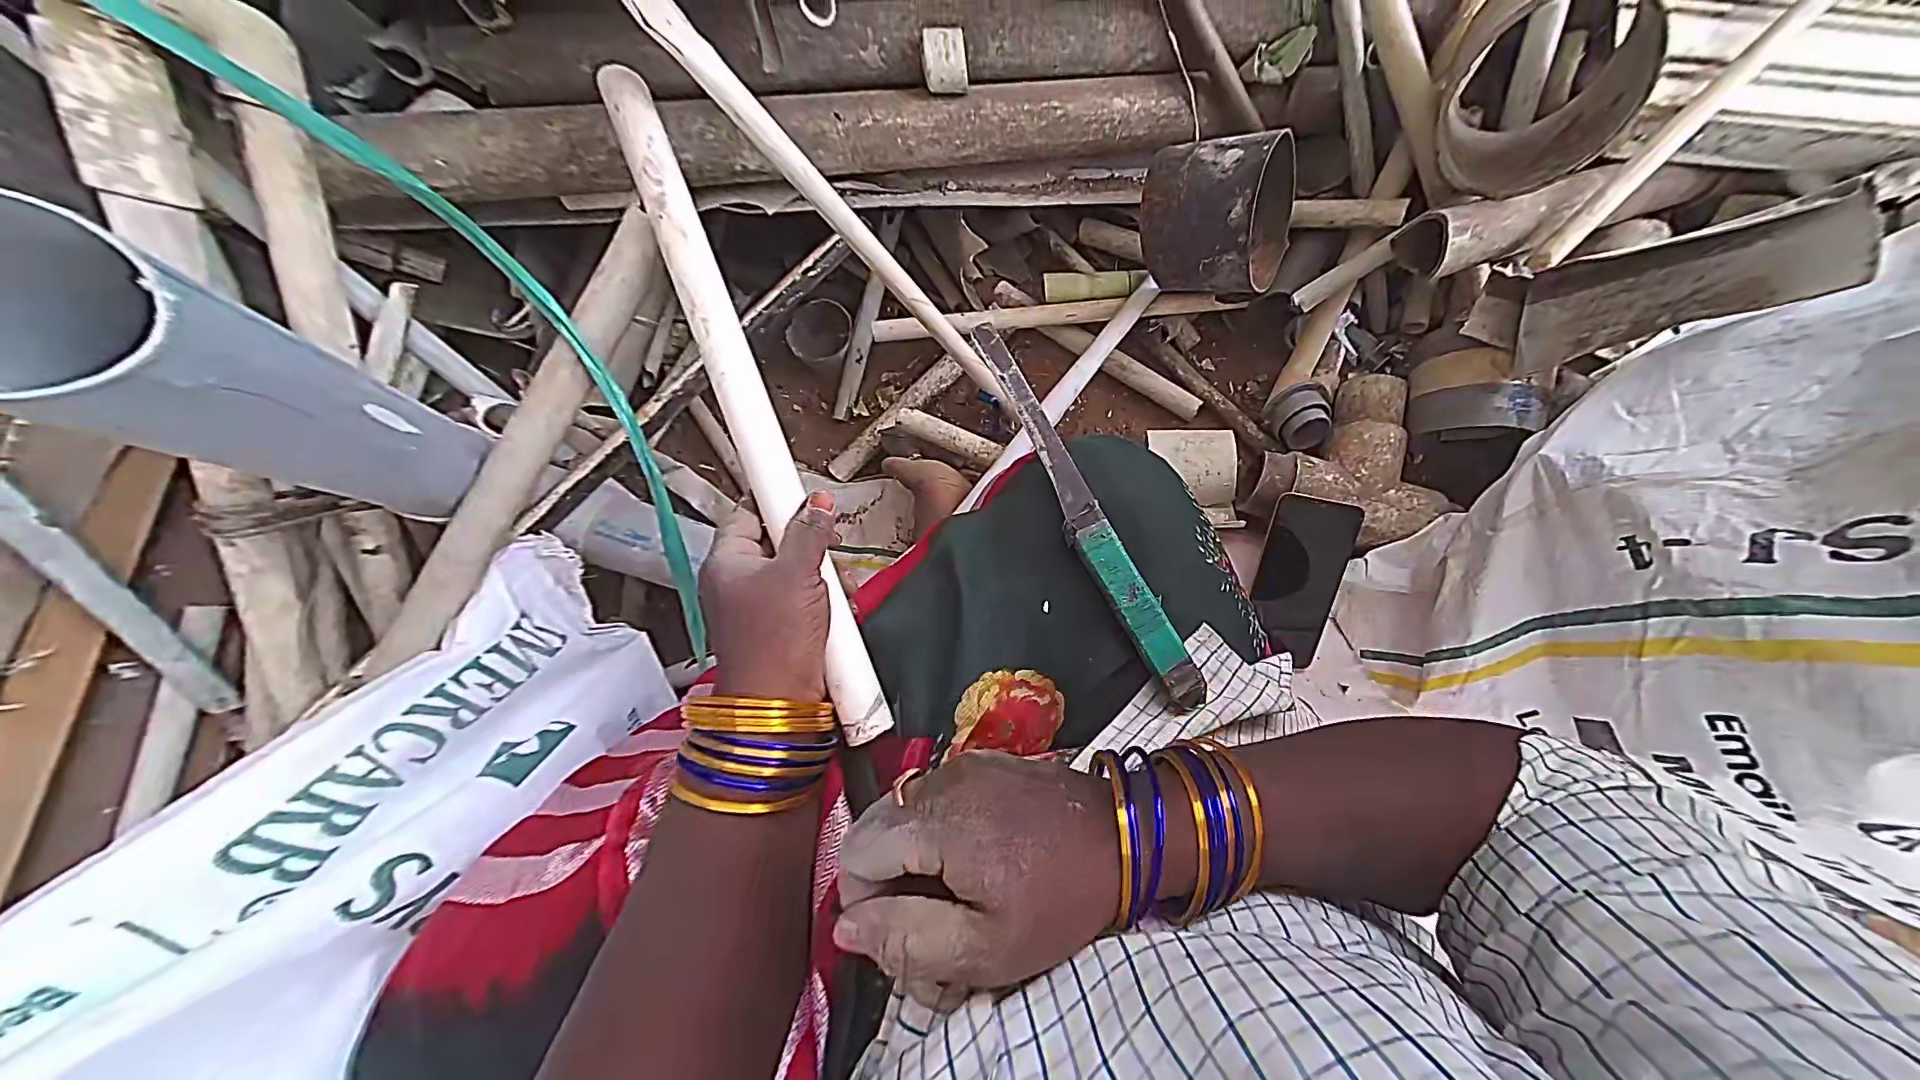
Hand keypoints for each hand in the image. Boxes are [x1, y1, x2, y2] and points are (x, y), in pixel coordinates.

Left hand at [700, 490, 836, 700]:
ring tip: (838, 590)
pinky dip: (827, 598)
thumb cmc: (773, 643)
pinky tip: (840, 608)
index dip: (776, 501)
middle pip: (781, 541)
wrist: (782, 700)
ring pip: (800, 569)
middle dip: (813, 547)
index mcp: (728, 562)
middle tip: (829, 551)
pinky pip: (808, 596)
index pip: (749, 513)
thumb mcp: (796, 575)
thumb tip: (818, 503)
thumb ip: (808, 533)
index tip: (801, 496)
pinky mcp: (784, 623)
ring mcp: (762, 604)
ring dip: (827, 576)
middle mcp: (741, 581)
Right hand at [833, 751, 1119, 1009]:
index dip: (863, 899)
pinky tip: (971, 851)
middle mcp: (939, 781)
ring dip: (910, 852)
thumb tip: (848, 926)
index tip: (898, 927)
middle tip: (927, 912)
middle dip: (884, 876)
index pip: (854, 853)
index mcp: (936, 824)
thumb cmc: (1060, 897)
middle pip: (873, 829)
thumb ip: (908, 940)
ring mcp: (961, 764)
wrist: (1122, 835)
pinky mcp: (980, 761)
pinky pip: (932, 794)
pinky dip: (935, 826)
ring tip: (952, 885)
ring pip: (900, 812)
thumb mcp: (987, 947)